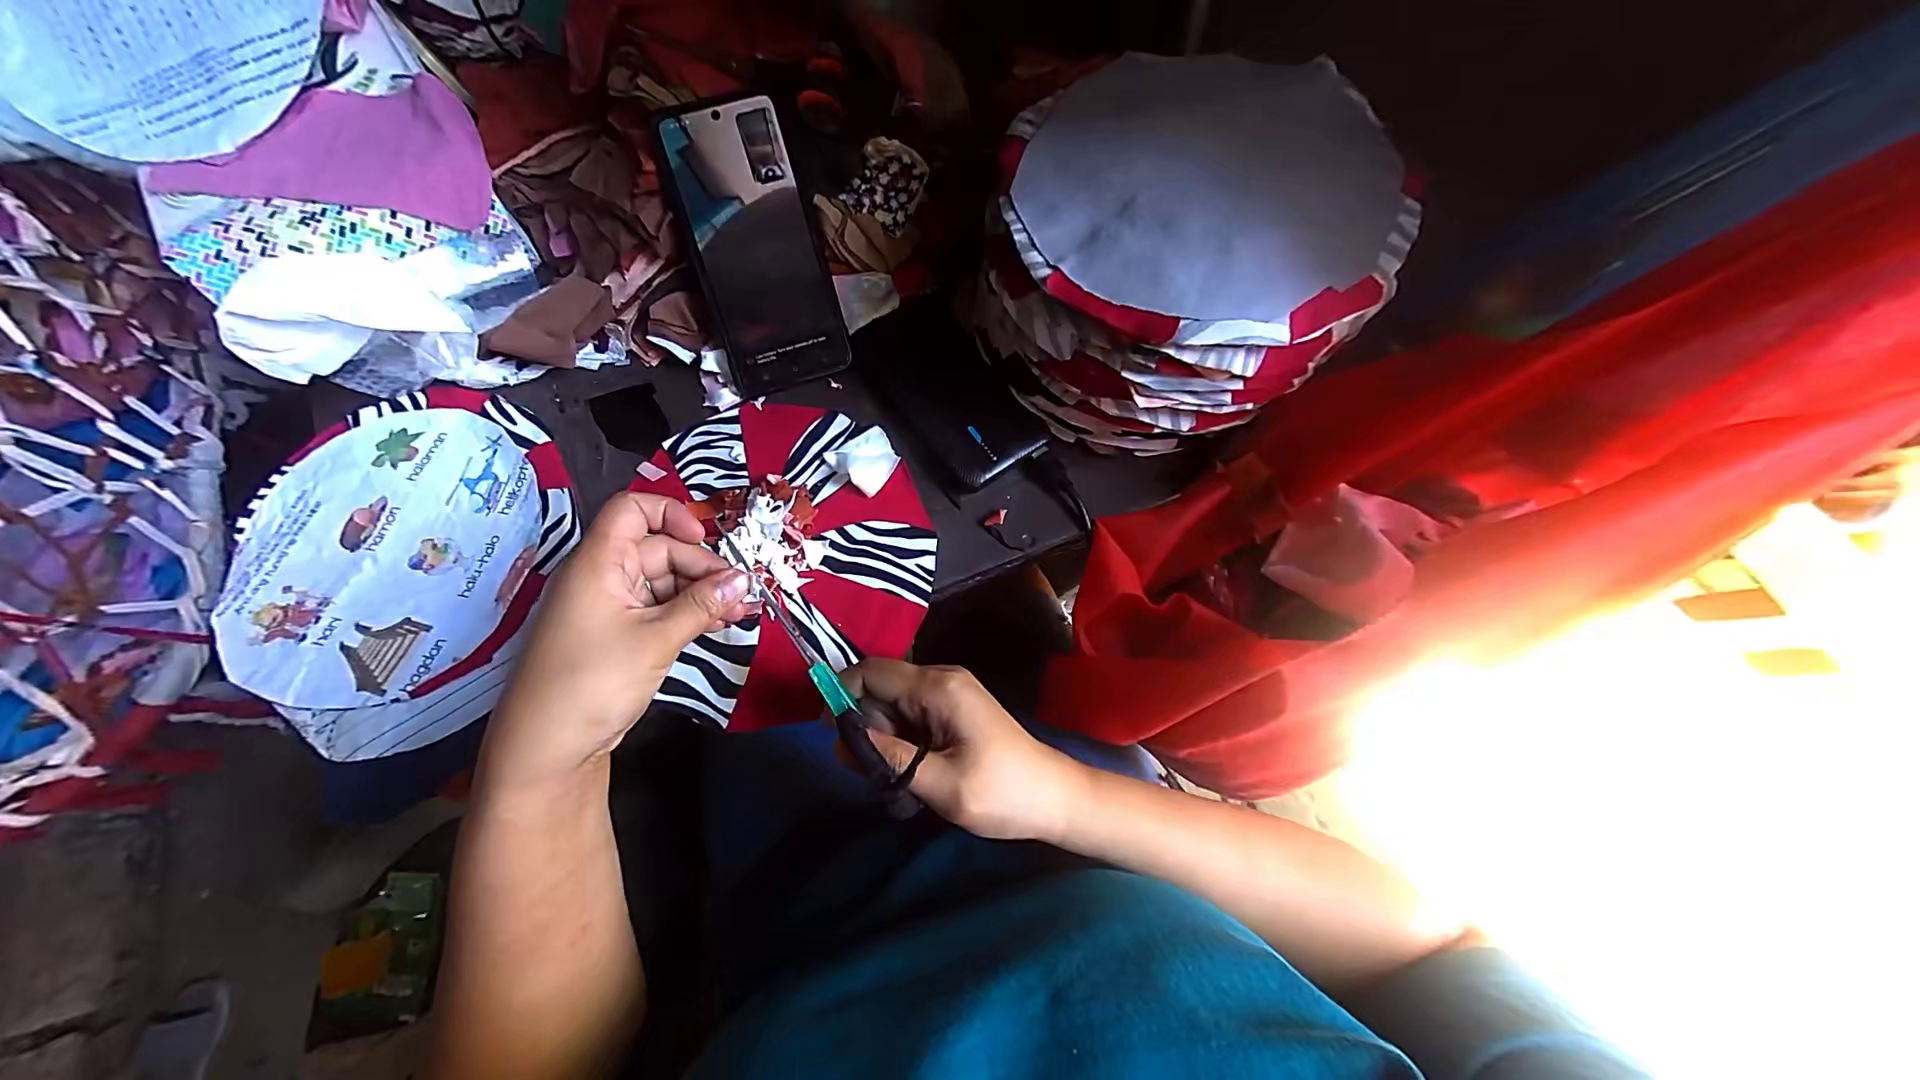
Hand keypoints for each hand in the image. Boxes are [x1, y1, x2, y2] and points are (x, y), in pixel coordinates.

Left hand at [490, 493, 752, 784]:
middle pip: (660, 549)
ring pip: (666, 581)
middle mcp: (604, 577)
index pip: (632, 510)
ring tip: (738, 611)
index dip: (671, 514)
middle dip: (703, 567)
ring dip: (703, 593)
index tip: (704, 540)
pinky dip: (690, 612)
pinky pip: (661, 608)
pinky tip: (720, 623)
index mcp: (599, 563)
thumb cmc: (592, 683)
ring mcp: (612, 606)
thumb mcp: (656, 640)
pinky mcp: (620, 633)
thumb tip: (742, 579)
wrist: (548, 749)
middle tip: (739, 592)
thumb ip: (702, 605)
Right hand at [838, 659, 1090, 842]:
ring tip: (892, 778)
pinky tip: (910, 771)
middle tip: (866, 771)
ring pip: (893, 703)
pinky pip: (911, 714)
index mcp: (939, 687)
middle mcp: (942, 679)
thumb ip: (890, 757)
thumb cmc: (1003, 792)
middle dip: (863, 725)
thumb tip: (844, 738)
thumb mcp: (941, 783)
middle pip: (880, 688)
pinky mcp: (954, 709)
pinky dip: (901, 740)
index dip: (842, 695)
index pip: (872, 671)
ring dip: (882, 737)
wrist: (1055, 797)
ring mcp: (950, 693)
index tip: (831, 736)